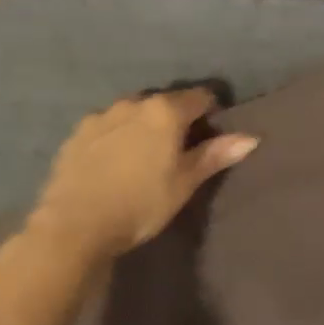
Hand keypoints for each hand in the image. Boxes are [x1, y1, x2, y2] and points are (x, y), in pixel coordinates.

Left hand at [24, 88, 257, 267]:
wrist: (72, 228)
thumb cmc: (139, 205)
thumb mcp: (183, 184)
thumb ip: (214, 155)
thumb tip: (250, 137)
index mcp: (166, 110)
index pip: (200, 97)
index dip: (210, 113)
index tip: (210, 135)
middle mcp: (134, 102)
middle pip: (165, 102)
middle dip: (174, 119)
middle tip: (176, 151)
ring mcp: (102, 115)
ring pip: (133, 112)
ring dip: (143, 125)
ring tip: (142, 156)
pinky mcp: (77, 133)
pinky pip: (107, 127)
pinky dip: (116, 137)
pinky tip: (112, 163)